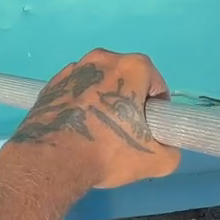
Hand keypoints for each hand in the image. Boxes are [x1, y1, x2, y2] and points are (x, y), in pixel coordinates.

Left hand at [7, 49, 179, 188]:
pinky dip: (78, 104)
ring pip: (97, 85)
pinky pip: (74, 92)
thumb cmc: (108, 153)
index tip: (148, 127)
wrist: (49, 159)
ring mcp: (70, 70)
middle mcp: (100, 59)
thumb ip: (171, 147)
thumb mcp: (159, 160)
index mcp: (131, 67)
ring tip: (97, 130)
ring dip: (101, 101)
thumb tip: (162, 145)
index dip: (156, 108)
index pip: (155, 84)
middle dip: (128, 100)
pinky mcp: (48, 84)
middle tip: (124, 129)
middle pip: (125, 80)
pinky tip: (76, 127)